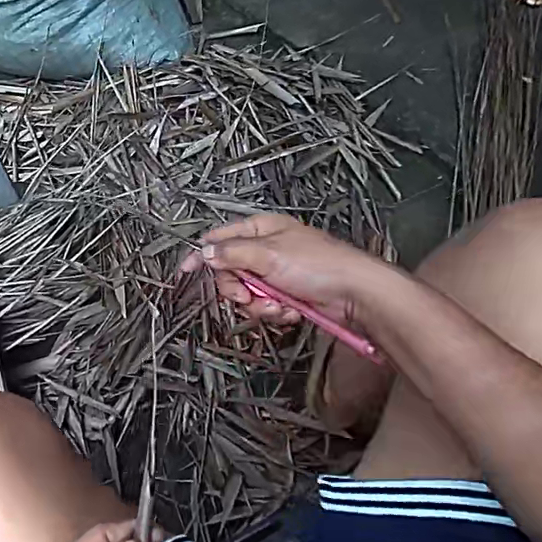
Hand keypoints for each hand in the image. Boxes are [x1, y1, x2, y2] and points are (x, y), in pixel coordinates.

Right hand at [179, 214, 396, 328]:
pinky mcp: (286, 293)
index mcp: (261, 229)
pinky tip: (290, 310)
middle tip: (248, 295)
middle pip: (230, 271)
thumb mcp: (269, 255)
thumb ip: (232, 254)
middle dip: (238, 289)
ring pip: (247, 293)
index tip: (186, 269)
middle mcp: (267, 249)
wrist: (355, 294)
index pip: (220, 238)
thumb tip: (205, 253)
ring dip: (258, 305)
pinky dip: (274, 312)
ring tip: (277, 305)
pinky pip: (264, 306)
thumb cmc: (321, 265)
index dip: (203, 254)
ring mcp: (276, 272)